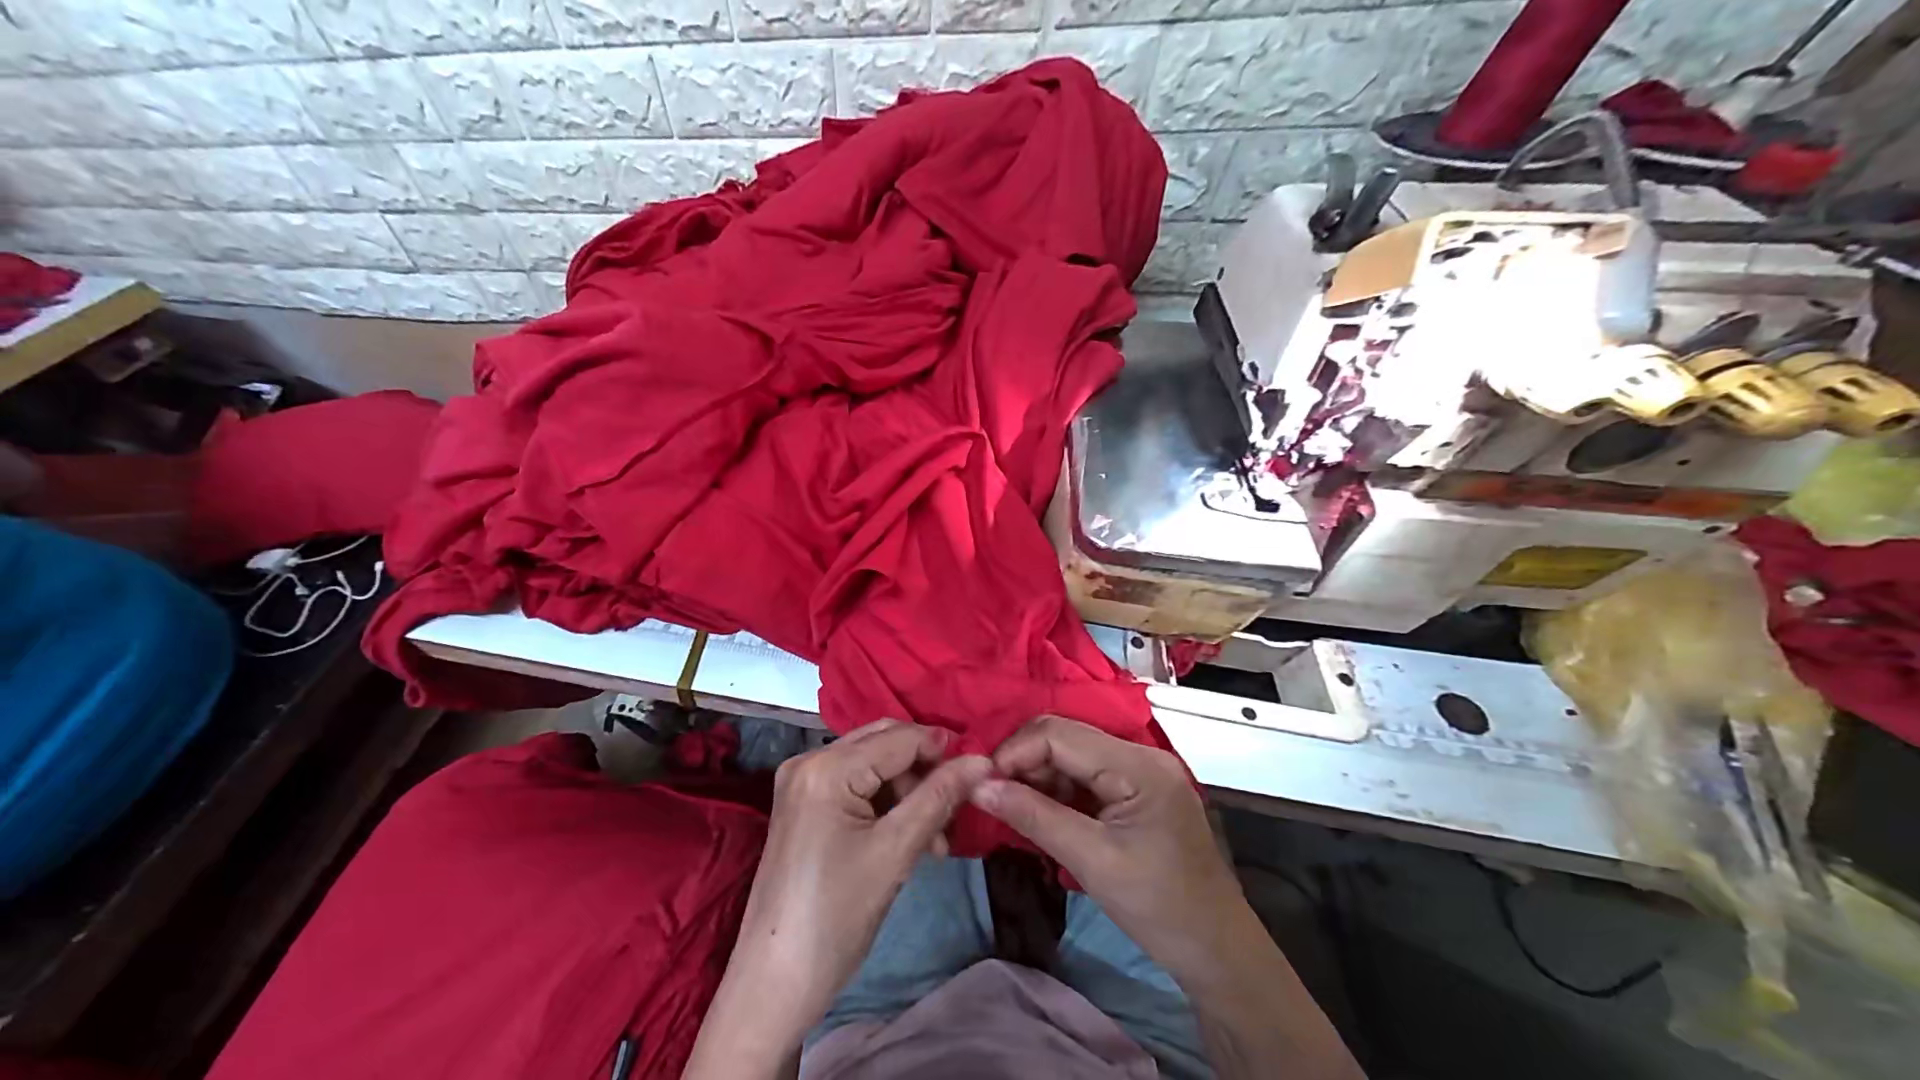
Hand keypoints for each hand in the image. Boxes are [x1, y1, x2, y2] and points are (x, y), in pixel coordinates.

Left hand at [685, 720, 990, 1077]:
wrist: (776, 981)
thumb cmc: (836, 915)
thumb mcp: (896, 850)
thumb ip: (940, 797)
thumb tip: (983, 761)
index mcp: (826, 766)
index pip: (900, 738)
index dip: (945, 751)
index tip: (981, 778)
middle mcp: (809, 760)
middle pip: (884, 744)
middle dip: (925, 772)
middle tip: (957, 810)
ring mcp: (801, 782)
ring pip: (873, 766)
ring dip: (909, 793)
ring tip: (936, 842)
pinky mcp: (803, 805)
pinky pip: (856, 785)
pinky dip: (886, 804)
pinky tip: (908, 838)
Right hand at [968, 715, 1249, 981]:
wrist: (1215, 949)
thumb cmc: (1158, 907)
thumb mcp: (1090, 861)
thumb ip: (1033, 816)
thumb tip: (979, 786)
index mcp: (1138, 765)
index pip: (1060, 734)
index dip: (1015, 752)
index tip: (982, 785)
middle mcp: (1141, 755)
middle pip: (1065, 738)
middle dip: (1023, 762)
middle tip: (992, 797)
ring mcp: (1141, 771)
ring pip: (1072, 755)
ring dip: (1038, 777)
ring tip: (1013, 809)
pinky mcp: (1137, 790)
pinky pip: (1086, 776)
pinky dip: (1057, 791)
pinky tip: (1040, 813)